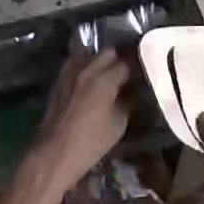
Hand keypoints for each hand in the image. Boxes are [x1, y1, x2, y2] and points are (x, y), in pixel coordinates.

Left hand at [30, 50, 132, 192]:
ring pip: (91, 54)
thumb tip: (134, 89)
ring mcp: (70, 72)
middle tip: (130, 72)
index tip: (147, 72)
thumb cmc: (91, 142)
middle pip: (109, 52)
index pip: (129, 63)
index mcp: (105, 80)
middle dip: (121, 59)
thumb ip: (128, 100)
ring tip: (112, 74)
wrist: (56, 152)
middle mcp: (87, 69)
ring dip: (103, 61)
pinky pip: (77, 63)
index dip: (140, 66)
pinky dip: (88, 66)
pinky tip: (94, 79)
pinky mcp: (60, 79)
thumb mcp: (119, 123)